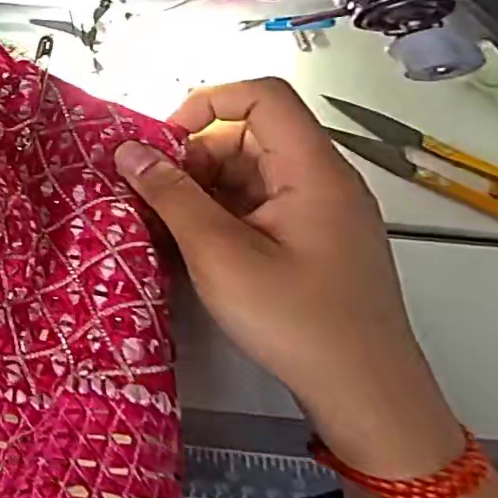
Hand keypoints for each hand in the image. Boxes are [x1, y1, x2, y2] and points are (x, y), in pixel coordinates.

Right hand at [115, 78, 462, 478]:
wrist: (369, 401)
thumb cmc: (297, 321)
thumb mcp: (219, 253)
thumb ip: (170, 194)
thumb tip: (127, 150)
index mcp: (314, 171)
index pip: (264, 96)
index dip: (208, 102)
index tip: (166, 141)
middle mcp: (321, 180)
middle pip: (247, 134)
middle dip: (194, 155)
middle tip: (158, 195)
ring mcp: (317, 210)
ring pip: (246, 169)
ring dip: (200, 186)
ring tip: (169, 224)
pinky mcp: (309, 237)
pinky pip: (255, 201)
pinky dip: (218, 210)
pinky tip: (194, 243)